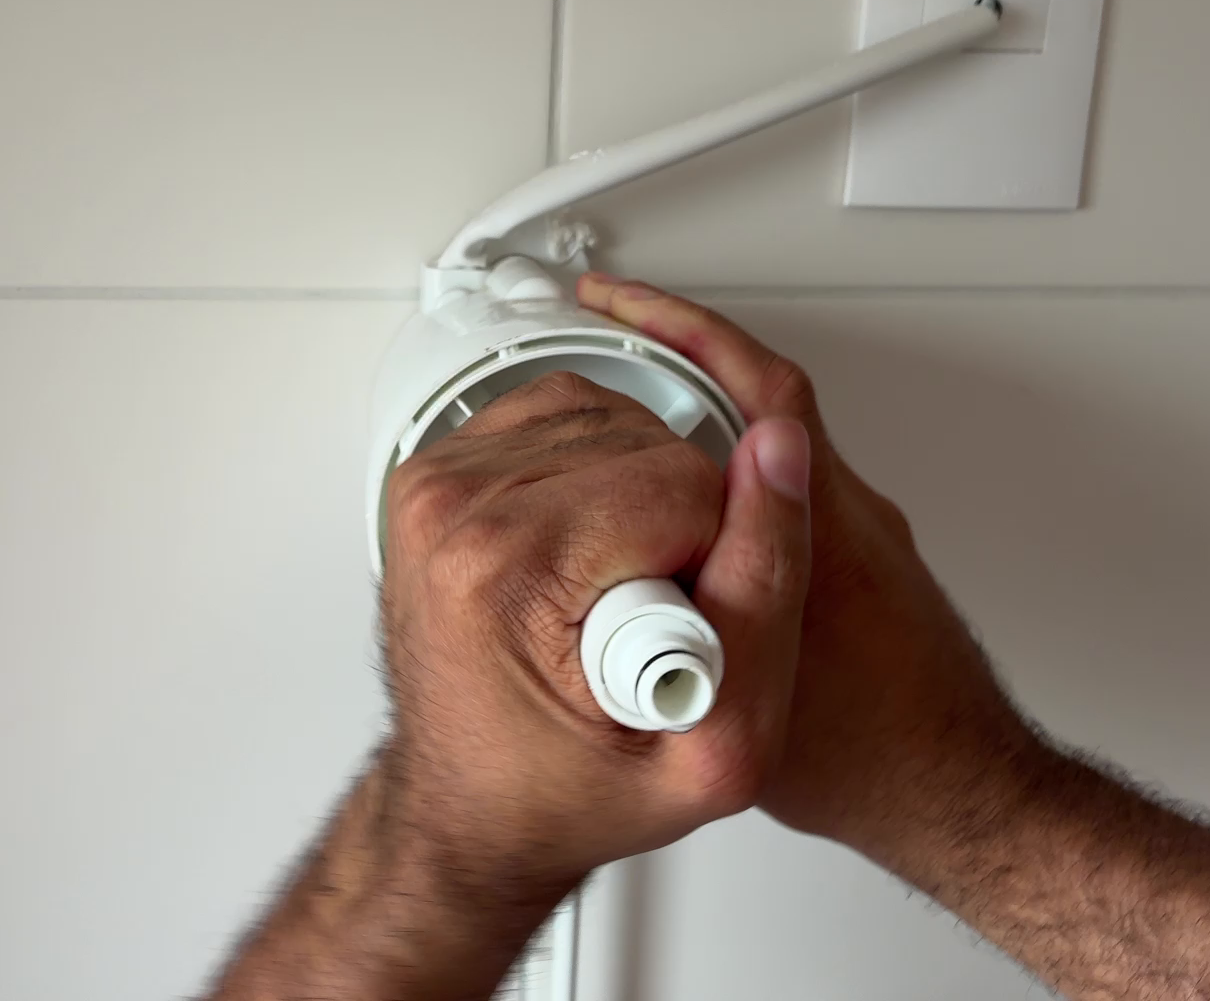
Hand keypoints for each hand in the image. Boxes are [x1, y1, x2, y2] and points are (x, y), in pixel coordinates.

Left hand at [378, 368, 812, 890]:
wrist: (468, 795)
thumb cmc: (557, 787)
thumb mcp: (713, 747)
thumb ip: (767, 591)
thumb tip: (777, 454)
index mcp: (500, 566)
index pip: (683, 483)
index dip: (718, 558)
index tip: (669, 629)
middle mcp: (448, 505)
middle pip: (641, 443)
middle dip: (675, 524)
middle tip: (633, 616)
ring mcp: (433, 480)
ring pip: (605, 418)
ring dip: (636, 490)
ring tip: (607, 582)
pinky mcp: (434, 470)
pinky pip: (550, 414)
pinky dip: (592, 461)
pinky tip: (587, 535)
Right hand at [575, 273, 1038, 860]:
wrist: (958, 791)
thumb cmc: (866, 751)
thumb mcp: (732, 687)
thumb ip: (668, 625)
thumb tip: (602, 584)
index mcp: (809, 526)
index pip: (757, 388)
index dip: (682, 328)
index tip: (620, 304)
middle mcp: (835, 507)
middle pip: (758, 386)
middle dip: (677, 338)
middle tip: (612, 318)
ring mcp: (848, 522)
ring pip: (766, 424)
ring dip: (697, 387)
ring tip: (628, 382)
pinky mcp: (850, 545)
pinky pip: (776, 464)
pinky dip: (721, 443)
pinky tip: (675, 471)